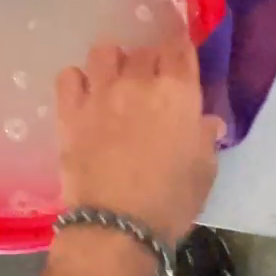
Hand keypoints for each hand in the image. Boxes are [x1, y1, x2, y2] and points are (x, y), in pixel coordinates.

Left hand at [56, 37, 222, 246]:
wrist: (117, 226)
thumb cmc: (170, 202)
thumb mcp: (204, 171)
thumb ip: (205, 139)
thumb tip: (207, 122)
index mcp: (178, 93)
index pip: (180, 48)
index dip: (181, 51)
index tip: (180, 62)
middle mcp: (139, 82)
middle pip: (144, 50)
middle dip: (150, 63)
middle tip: (150, 86)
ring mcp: (100, 94)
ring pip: (104, 52)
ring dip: (113, 62)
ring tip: (115, 83)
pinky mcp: (70, 112)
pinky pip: (69, 76)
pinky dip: (78, 81)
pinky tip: (84, 97)